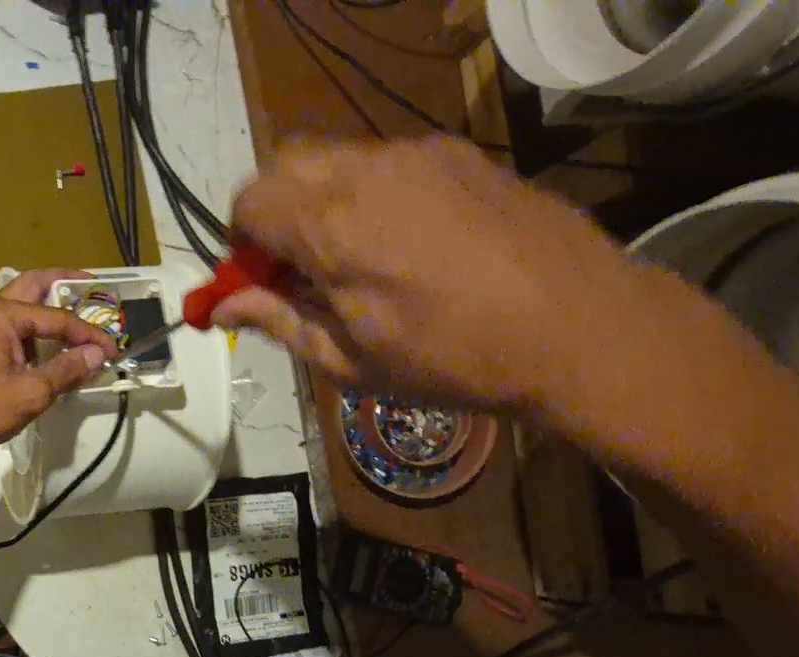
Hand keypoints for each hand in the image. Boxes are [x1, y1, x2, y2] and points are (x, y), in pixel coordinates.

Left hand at [0, 269, 118, 458]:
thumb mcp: (30, 393)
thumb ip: (66, 370)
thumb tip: (99, 354)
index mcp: (4, 315)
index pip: (58, 317)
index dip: (89, 333)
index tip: (113, 349)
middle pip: (35, 285)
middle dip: (66, 284)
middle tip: (94, 288)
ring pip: (24, 304)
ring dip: (51, 306)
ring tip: (80, 315)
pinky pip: (15, 326)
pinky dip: (37, 329)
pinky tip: (53, 346)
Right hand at [213, 136, 715, 418]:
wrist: (578, 327)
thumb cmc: (450, 359)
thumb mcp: (347, 359)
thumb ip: (277, 320)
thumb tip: (221, 308)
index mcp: (332, 227)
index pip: (248, 203)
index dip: (240, 246)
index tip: (258, 284)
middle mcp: (367, 172)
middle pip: (283, 165)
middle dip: (272, 214)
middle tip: (294, 270)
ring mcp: (418, 155)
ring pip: (334, 158)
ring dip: (317, 201)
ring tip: (350, 260)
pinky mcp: (457, 155)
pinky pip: (383, 161)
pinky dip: (365, 193)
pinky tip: (400, 243)